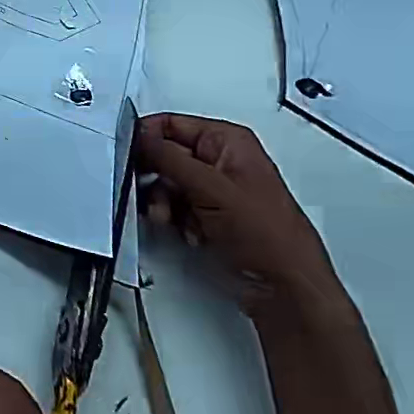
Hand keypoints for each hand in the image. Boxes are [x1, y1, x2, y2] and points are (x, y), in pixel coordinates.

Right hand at [138, 113, 344, 319]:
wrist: (286, 290)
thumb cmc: (265, 235)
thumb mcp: (210, 187)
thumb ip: (168, 157)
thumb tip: (138, 135)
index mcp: (227, 140)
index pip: (171, 124)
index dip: (146, 137)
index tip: (127, 154)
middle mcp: (219, 159)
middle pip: (165, 154)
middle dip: (154, 176)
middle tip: (145, 192)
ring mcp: (214, 188)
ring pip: (166, 182)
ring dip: (161, 201)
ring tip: (168, 219)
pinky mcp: (209, 213)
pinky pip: (174, 205)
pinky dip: (173, 217)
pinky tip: (186, 232)